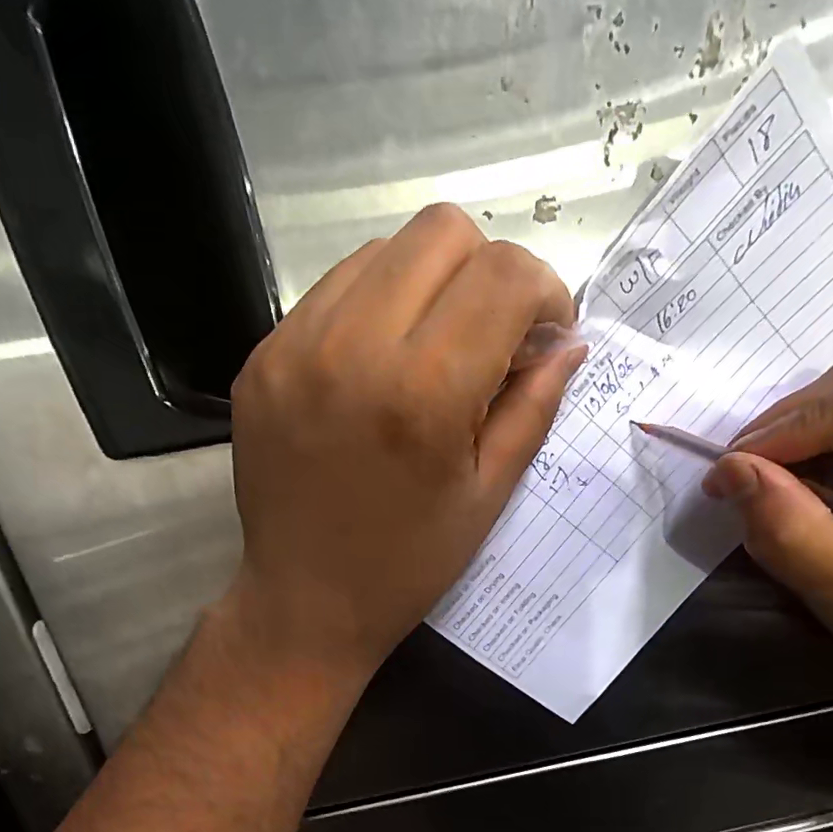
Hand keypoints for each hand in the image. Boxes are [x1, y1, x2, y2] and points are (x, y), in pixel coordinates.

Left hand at [221, 204, 585, 675]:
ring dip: (431, 281)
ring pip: (386, 248)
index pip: (504, 274)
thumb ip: (535, 402)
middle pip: (442, 231)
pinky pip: (335, 286)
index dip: (545, 292)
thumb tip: (570, 342)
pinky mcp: (262, 352)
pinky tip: (384, 357)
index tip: (543, 336)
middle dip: (489, 270)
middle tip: (493, 334)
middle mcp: (353, 348)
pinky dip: (378, 302)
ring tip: (436, 344)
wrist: (303, 600)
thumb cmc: (410, 560)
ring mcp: (294, 344)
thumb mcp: (490, 491)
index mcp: (424, 392)